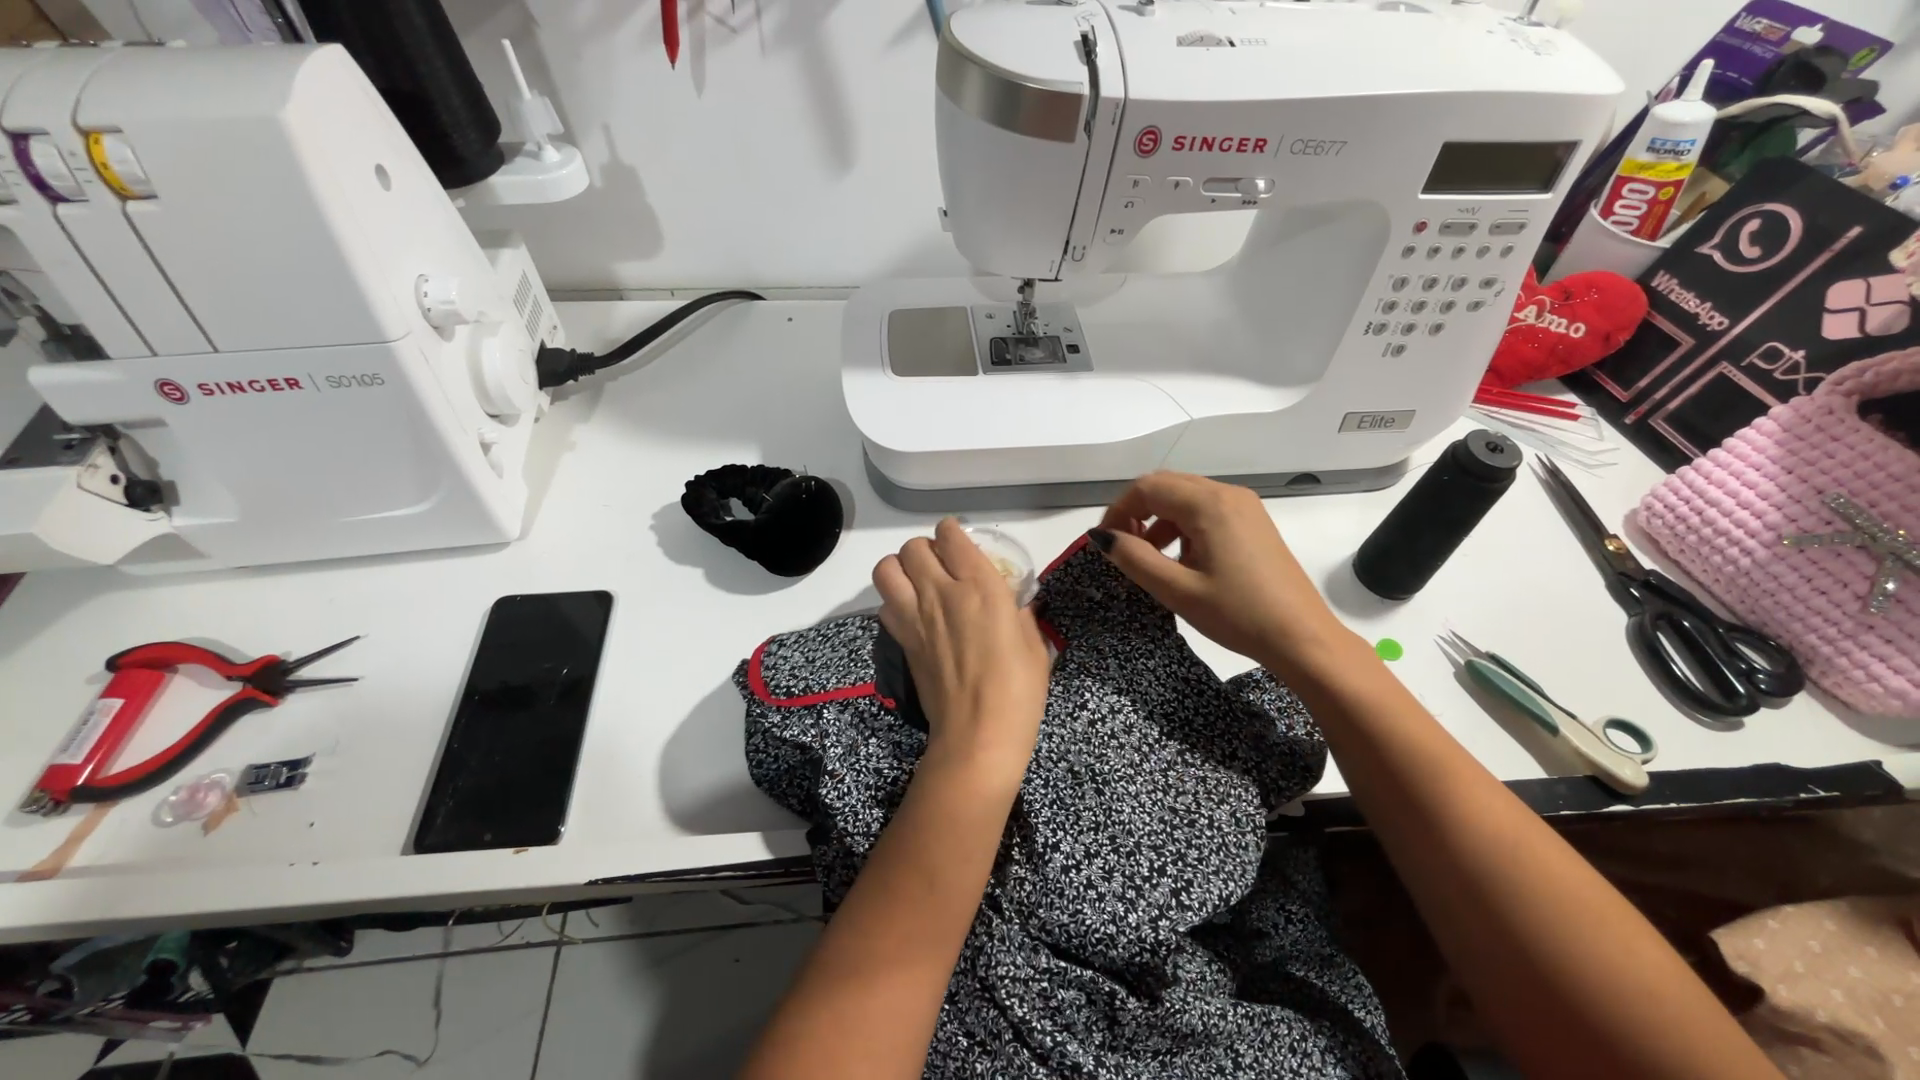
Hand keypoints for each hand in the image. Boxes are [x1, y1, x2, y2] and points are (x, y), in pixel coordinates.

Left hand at [874, 519, 1051, 786]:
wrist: (978, 734)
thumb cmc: (1018, 690)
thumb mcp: (1034, 645)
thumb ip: (1022, 615)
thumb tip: (1019, 605)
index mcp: (980, 586)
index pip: (950, 535)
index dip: (953, 533)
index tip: (960, 543)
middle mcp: (941, 592)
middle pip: (913, 547)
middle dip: (926, 549)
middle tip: (941, 566)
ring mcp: (915, 616)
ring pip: (887, 568)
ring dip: (899, 568)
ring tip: (917, 583)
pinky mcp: (901, 641)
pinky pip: (884, 605)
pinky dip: (894, 602)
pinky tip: (913, 615)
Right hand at [1093, 472, 1353, 667]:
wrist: (1302, 638)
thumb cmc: (1238, 615)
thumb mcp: (1178, 590)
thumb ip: (1135, 559)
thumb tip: (1103, 537)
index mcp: (1209, 505)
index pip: (1147, 488)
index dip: (1118, 511)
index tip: (1105, 544)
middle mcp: (1227, 494)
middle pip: (1167, 486)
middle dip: (1137, 513)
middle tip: (1122, 550)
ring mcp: (1245, 507)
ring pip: (1186, 498)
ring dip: (1160, 522)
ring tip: (1149, 560)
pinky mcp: (1253, 524)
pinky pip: (1206, 512)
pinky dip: (1183, 528)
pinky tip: (1181, 563)